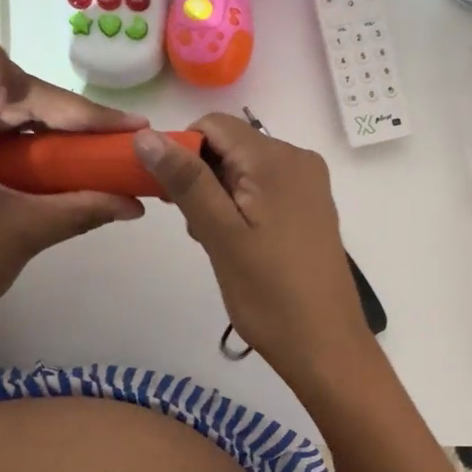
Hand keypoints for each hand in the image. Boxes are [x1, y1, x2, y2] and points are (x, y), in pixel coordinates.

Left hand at [0, 11, 146, 327]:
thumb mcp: (21, 232)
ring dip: (62, 126)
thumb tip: (136, 202)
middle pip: (5, 80)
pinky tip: (86, 167)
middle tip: (118, 133)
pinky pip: (16, 143)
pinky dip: (51, 150)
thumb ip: (81, 209)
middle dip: (60, 105)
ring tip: (111, 146)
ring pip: (16, 111)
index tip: (15, 110)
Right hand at [135, 115, 375, 388]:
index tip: (167, 195)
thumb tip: (146, 135)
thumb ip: (186, 181)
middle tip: (196, 230)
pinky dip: (241, 210)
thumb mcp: (220, 235)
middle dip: (200, 180)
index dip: (181, 151)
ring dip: (218, 199)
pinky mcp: (311, 212)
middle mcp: (298, 161)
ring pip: (245, 172)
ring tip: (217, 245)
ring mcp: (309, 187)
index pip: (214, 125)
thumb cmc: (270, 295)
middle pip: (231, 146)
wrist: (326, 346)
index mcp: (277, 159)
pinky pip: (264, 192)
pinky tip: (238, 247)